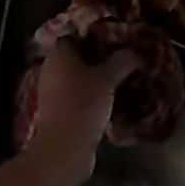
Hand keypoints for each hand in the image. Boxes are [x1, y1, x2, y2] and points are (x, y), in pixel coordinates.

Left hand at [24, 43, 139, 177]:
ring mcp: (51, 94)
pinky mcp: (55, 114)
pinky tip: (106, 103)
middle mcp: (50, 70)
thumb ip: (122, 61)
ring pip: (74, 79)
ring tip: (117, 81)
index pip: (72, 36)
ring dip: (92, 80)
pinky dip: (87, 98)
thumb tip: (134, 52)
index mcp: (59, 55)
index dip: (90, 35)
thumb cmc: (83, 105)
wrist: (63, 150)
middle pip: (74, 58)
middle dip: (94, 59)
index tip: (110, 39)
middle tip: (118, 60)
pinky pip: (74, 98)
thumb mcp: (107, 79)